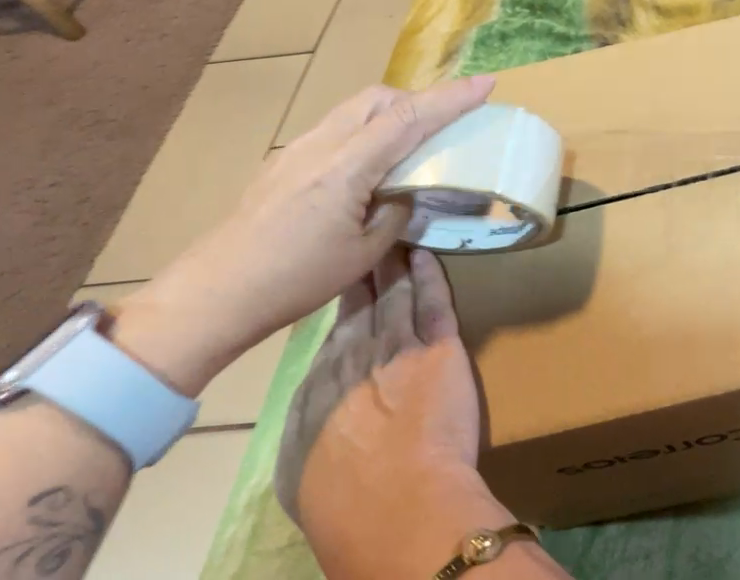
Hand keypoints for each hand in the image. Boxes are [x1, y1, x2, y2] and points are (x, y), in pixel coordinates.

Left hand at [110, 77, 494, 394]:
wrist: (214, 294)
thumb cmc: (294, 279)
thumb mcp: (362, 253)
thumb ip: (394, 213)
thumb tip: (406, 195)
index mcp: (346, 167)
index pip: (409, 118)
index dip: (451, 99)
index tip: (486, 84)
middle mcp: (321, 145)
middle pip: (378, 98)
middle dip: (419, 98)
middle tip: (447, 120)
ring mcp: (296, 150)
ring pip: (353, 110)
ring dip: (390, 113)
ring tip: (411, 142)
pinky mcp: (282, 163)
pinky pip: (335, 129)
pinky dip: (364, 131)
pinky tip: (367, 167)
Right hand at [275, 248, 483, 540]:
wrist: (394, 503)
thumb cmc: (342, 503)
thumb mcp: (299, 471)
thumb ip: (307, 435)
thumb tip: (310, 427)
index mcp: (319, 386)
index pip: (332, 335)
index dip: (340, 308)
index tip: (342, 284)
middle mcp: (354, 356)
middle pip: (360, 304)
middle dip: (363, 270)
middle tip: (367, 239)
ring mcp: (398, 347)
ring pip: (396, 294)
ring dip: (396, 263)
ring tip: (396, 236)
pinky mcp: (440, 347)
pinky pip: (434, 302)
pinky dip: (430, 275)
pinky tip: (427, 255)